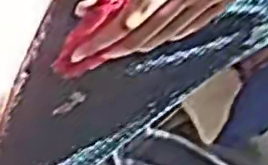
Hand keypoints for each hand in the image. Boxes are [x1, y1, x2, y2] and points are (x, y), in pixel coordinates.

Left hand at [70, 0, 231, 65]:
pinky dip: (164, 36)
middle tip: (92, 54)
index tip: (77, 54)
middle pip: (142, 37)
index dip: (98, 42)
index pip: (126, 23)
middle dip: (112, 50)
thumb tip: (84, 7)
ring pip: (164, 36)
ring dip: (135, 47)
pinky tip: (150, 36)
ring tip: (115, 47)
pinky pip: (190, 27)